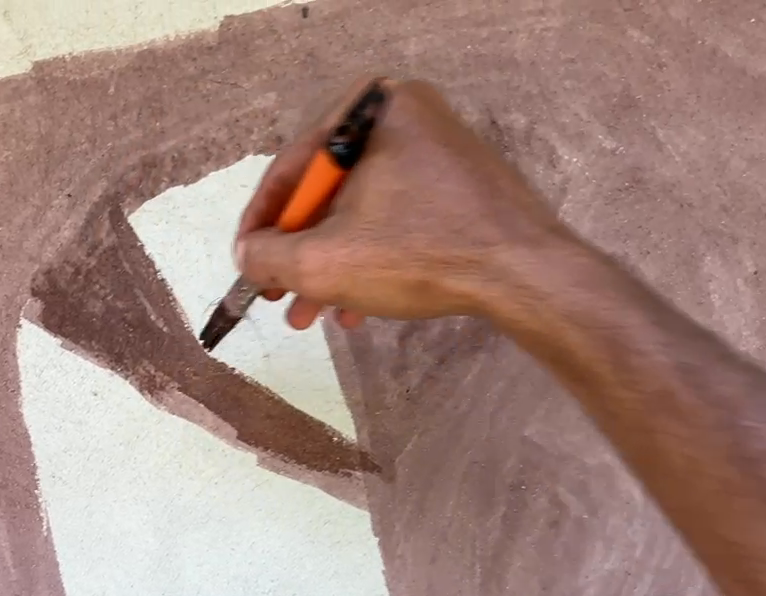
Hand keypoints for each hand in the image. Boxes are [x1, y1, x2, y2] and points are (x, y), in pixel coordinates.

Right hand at [236, 77, 568, 330]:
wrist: (521, 272)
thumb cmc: (418, 254)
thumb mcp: (322, 261)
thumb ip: (268, 257)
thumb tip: (246, 255)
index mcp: (368, 108)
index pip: (290, 169)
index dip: (260, 225)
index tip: (245, 265)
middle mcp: (402, 115)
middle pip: (326, 193)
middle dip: (299, 257)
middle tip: (279, 298)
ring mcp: (435, 148)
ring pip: (360, 213)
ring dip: (331, 269)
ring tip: (313, 317)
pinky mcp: (457, 184)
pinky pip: (395, 219)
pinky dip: (370, 260)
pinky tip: (356, 307)